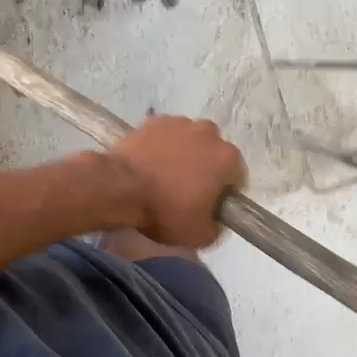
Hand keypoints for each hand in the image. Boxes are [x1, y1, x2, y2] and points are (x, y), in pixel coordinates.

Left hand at [109, 116, 245, 248]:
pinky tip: (150, 164)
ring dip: (184, 156)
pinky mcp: (153, 121)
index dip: (224, 195)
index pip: (236, 178)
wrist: (120, 188)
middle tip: (186, 192)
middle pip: (213, 155)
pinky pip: (165, 136)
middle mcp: (209, 133)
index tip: (209, 207)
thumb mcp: (200, 235)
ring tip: (164, 177)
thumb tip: (215, 220)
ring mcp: (180, 123)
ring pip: (190, 142)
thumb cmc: (166, 211)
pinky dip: (162, 147)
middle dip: (205, 170)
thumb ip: (217, 226)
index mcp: (227, 158)